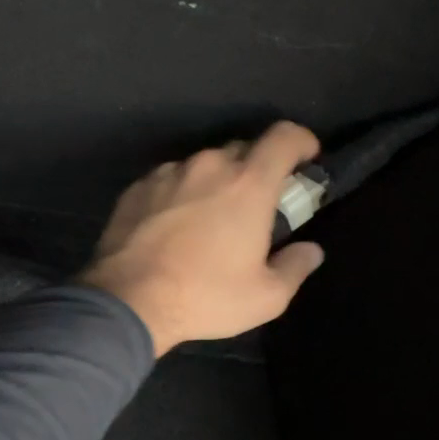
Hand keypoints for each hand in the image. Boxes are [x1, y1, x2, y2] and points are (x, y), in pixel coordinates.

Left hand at [81, 122, 326, 355]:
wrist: (128, 302)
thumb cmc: (205, 297)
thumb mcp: (266, 297)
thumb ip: (295, 267)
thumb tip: (311, 250)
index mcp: (249, 183)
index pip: (284, 137)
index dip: (301, 142)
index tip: (307, 159)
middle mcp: (209, 165)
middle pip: (243, 149)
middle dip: (256, 170)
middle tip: (256, 206)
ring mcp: (168, 173)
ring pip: (203, 166)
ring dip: (215, 184)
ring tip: (209, 221)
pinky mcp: (137, 187)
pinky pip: (170, 180)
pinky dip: (181, 195)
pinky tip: (174, 227)